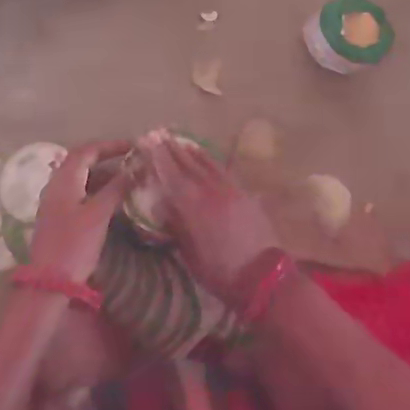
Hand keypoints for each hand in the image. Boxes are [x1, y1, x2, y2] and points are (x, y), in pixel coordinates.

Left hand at [28, 141, 134, 282]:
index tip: (133, 146)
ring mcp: (55, 202)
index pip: (87, 151)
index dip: (110, 146)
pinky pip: (79, 193)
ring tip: (127, 179)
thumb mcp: (99, 214)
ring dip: (103, 174)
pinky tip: (112, 199)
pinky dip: (96, 189)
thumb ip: (116, 188)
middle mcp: (56, 186)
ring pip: (80, 179)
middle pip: (82, 162)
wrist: (49, 283)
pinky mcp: (58, 217)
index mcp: (64, 180)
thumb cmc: (74, 244)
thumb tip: (135, 168)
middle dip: (107, 158)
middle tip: (131, 160)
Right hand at [136, 131, 280, 302]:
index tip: (147, 141)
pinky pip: (223, 169)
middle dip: (172, 148)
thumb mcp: (189, 253)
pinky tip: (206, 156)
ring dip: (191, 150)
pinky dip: (211, 159)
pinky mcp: (244, 192)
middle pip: (188, 163)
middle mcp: (210, 190)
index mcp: (193, 205)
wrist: (262, 275)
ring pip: (207, 162)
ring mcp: (229, 188)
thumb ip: (175, 225)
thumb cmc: (220, 271)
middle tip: (159, 134)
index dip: (158, 157)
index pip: (171, 174)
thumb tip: (161, 204)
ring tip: (180, 140)